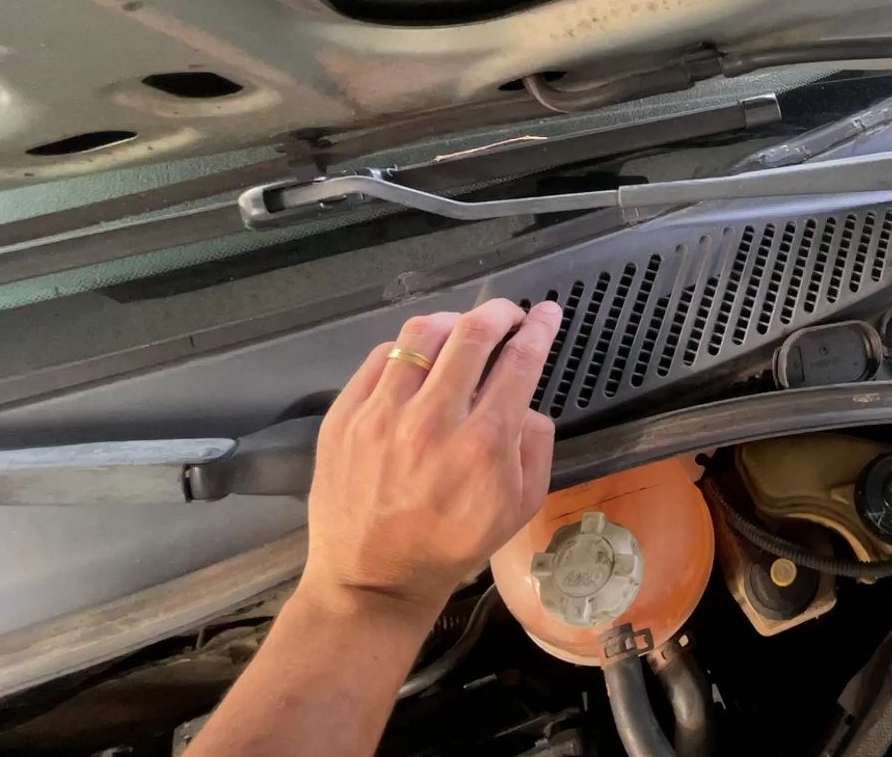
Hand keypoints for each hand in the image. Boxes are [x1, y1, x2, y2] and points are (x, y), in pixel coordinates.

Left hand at [300, 298, 562, 620]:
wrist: (373, 579)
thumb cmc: (458, 541)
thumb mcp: (525, 501)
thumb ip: (538, 443)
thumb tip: (527, 403)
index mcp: (485, 441)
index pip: (521, 360)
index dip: (540, 327)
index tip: (548, 312)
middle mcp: (434, 418)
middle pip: (473, 333)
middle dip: (501, 312)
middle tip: (510, 316)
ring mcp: (381, 415)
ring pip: (422, 333)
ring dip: (454, 322)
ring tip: (463, 333)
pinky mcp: (343, 418)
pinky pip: (380, 357)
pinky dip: (409, 349)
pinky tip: (420, 363)